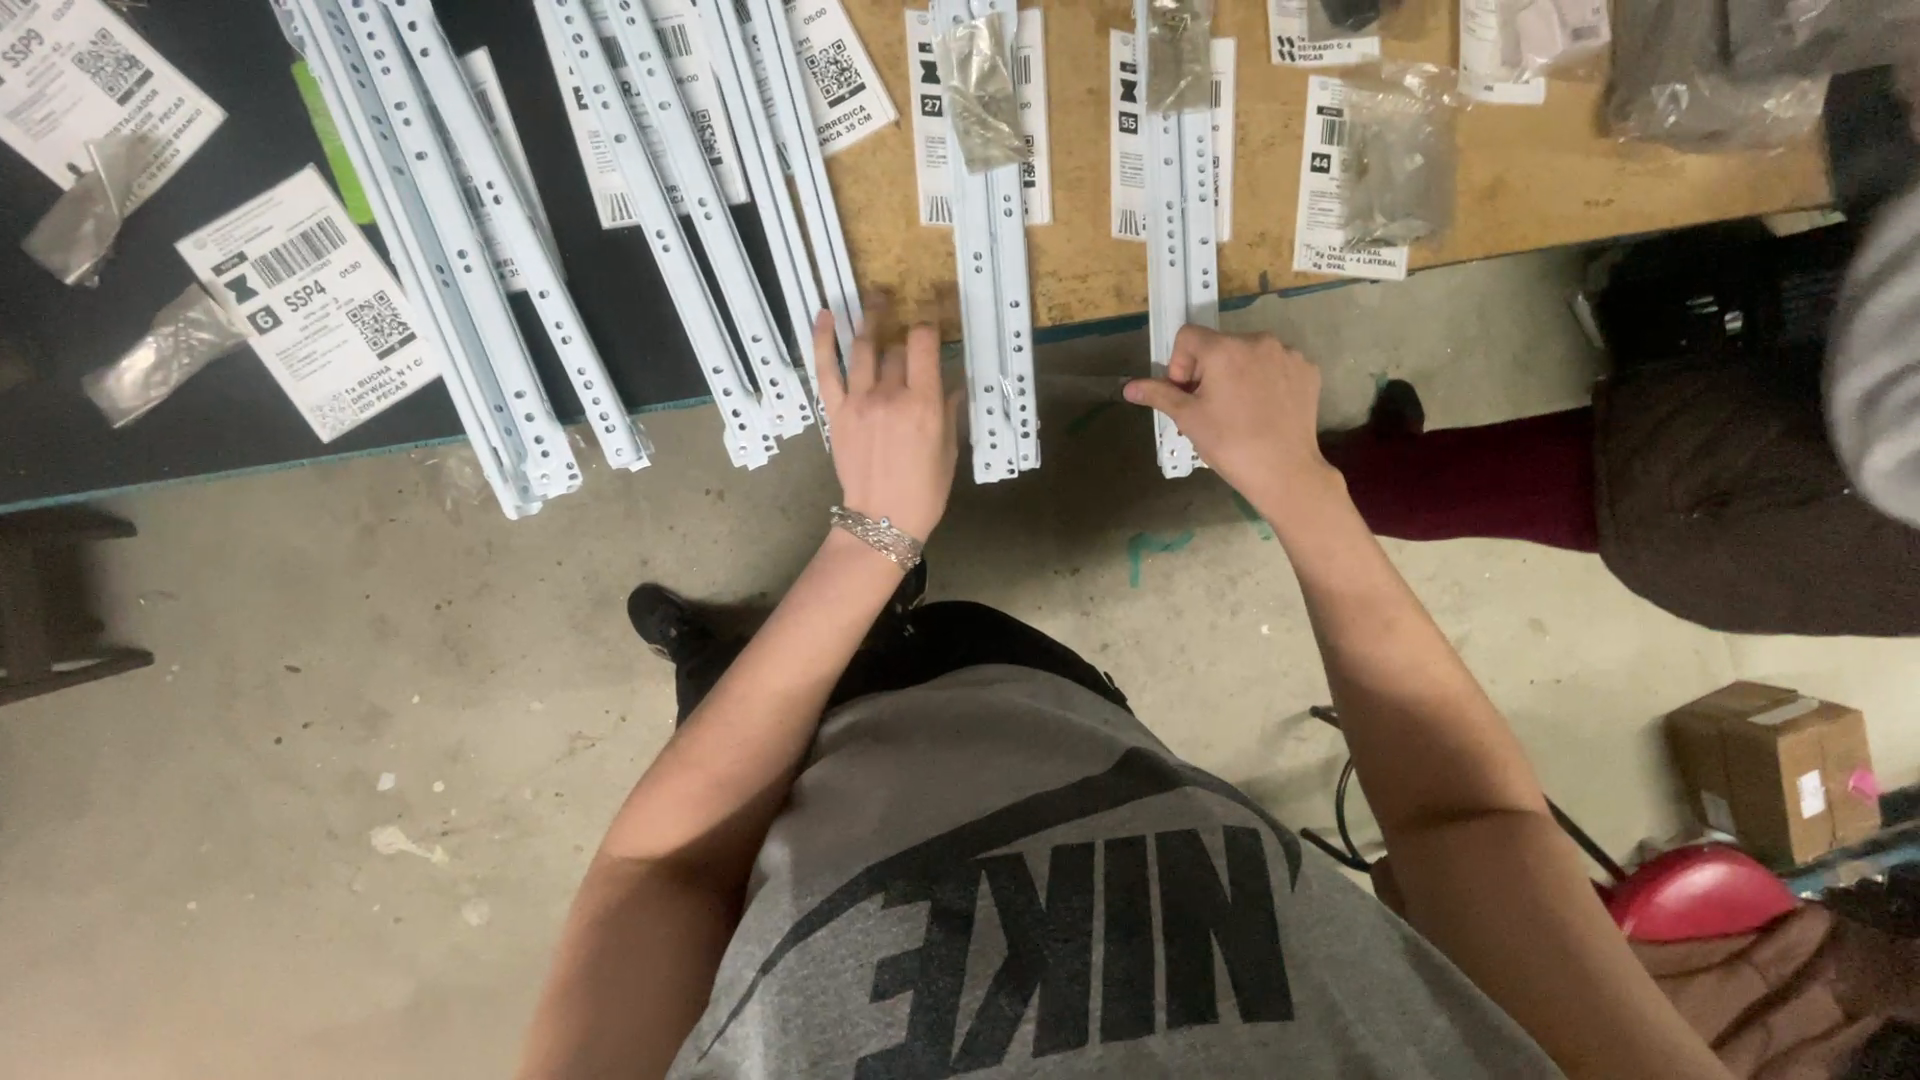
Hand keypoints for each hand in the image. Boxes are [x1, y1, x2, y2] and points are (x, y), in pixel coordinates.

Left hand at [813, 311, 959, 542]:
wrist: (882, 520)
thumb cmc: (924, 491)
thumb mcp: (948, 450)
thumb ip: (948, 412)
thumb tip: (952, 386)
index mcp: (923, 404)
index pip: (924, 344)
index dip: (930, 320)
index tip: (936, 308)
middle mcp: (889, 395)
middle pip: (896, 348)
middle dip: (905, 334)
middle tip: (910, 322)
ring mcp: (858, 402)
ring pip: (863, 348)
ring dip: (869, 320)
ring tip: (876, 299)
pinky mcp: (836, 412)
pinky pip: (826, 370)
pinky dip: (823, 340)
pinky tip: (825, 315)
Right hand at [1123, 325, 1340, 514]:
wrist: (1284, 471)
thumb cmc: (1229, 444)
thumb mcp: (1187, 418)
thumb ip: (1158, 395)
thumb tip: (1128, 388)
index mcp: (1224, 349)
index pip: (1188, 336)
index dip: (1178, 364)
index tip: (1187, 394)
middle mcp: (1258, 341)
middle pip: (1219, 346)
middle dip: (1208, 371)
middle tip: (1210, 408)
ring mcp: (1288, 355)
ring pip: (1249, 355)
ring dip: (1236, 375)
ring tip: (1239, 410)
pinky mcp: (1307, 371)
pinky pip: (1275, 366)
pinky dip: (1264, 381)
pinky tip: (1264, 410)